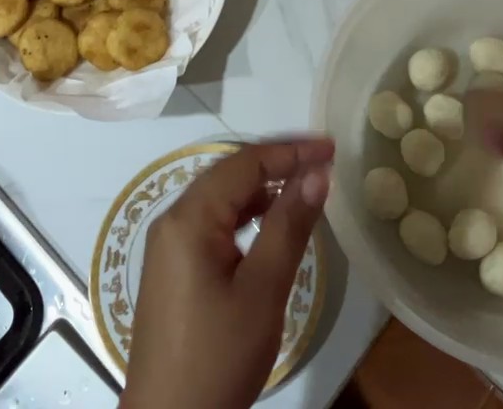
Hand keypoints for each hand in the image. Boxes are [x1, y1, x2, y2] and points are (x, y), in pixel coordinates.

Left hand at [119, 139, 333, 408]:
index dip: (289, 151)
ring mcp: (170, 247)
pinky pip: (213, 225)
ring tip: (306, 188)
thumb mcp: (262, 290)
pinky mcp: (175, 270)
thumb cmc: (218, 355)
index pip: (243, 163)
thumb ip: (289, 226)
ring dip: (262, 190)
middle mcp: (173, 221)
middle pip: (228, 175)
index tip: (332, 148)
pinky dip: (246, 216)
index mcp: (188, 218)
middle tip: (323, 163)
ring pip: (221, 200)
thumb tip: (317, 173)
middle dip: (277, 164)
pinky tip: (271, 226)